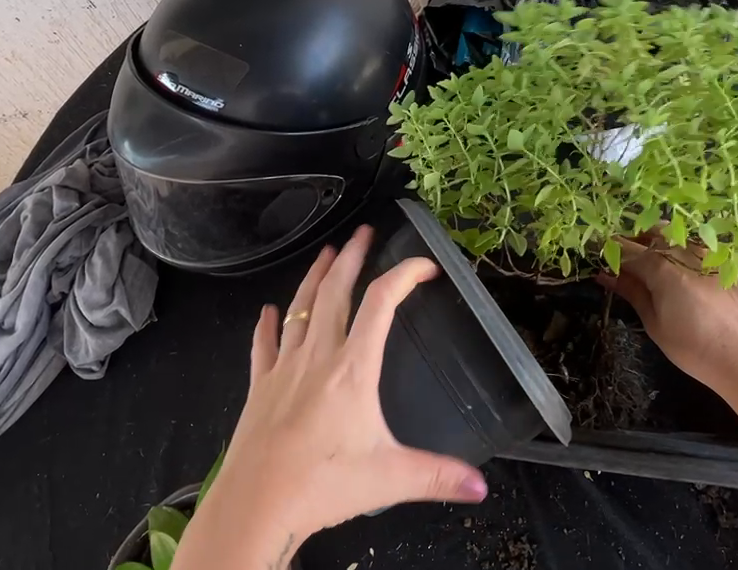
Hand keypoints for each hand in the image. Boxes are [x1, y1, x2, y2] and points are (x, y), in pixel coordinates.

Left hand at [176, 226, 487, 569]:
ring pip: (300, 308)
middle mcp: (318, 355)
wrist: (255, 505)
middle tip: (363, 232)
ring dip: (314, 277)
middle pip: (336, 292)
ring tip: (326, 253)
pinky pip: (263, 345)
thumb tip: (482, 488)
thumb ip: (437, 476)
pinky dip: (267, 325)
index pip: (381, 303)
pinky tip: (268, 311)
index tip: (425, 266)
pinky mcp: (260, 386)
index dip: (404, 275)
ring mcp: (285, 367)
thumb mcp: (390, 479)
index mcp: (353, 367)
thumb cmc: (323, 484)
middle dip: (352, 257)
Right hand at [596, 235, 737, 394]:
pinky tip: (692, 270)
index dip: (610, 248)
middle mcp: (686, 251)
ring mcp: (713, 253)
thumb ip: (632, 292)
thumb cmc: (695, 349)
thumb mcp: (655, 324)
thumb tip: (605, 274)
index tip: (598, 250)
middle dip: (637, 240)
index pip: (627, 249)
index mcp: (662, 267)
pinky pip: (706, 246)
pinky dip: (692, 252)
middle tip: (630, 258)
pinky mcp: (734, 261)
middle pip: (653, 233)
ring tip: (660, 262)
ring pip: (680, 235)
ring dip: (664, 242)